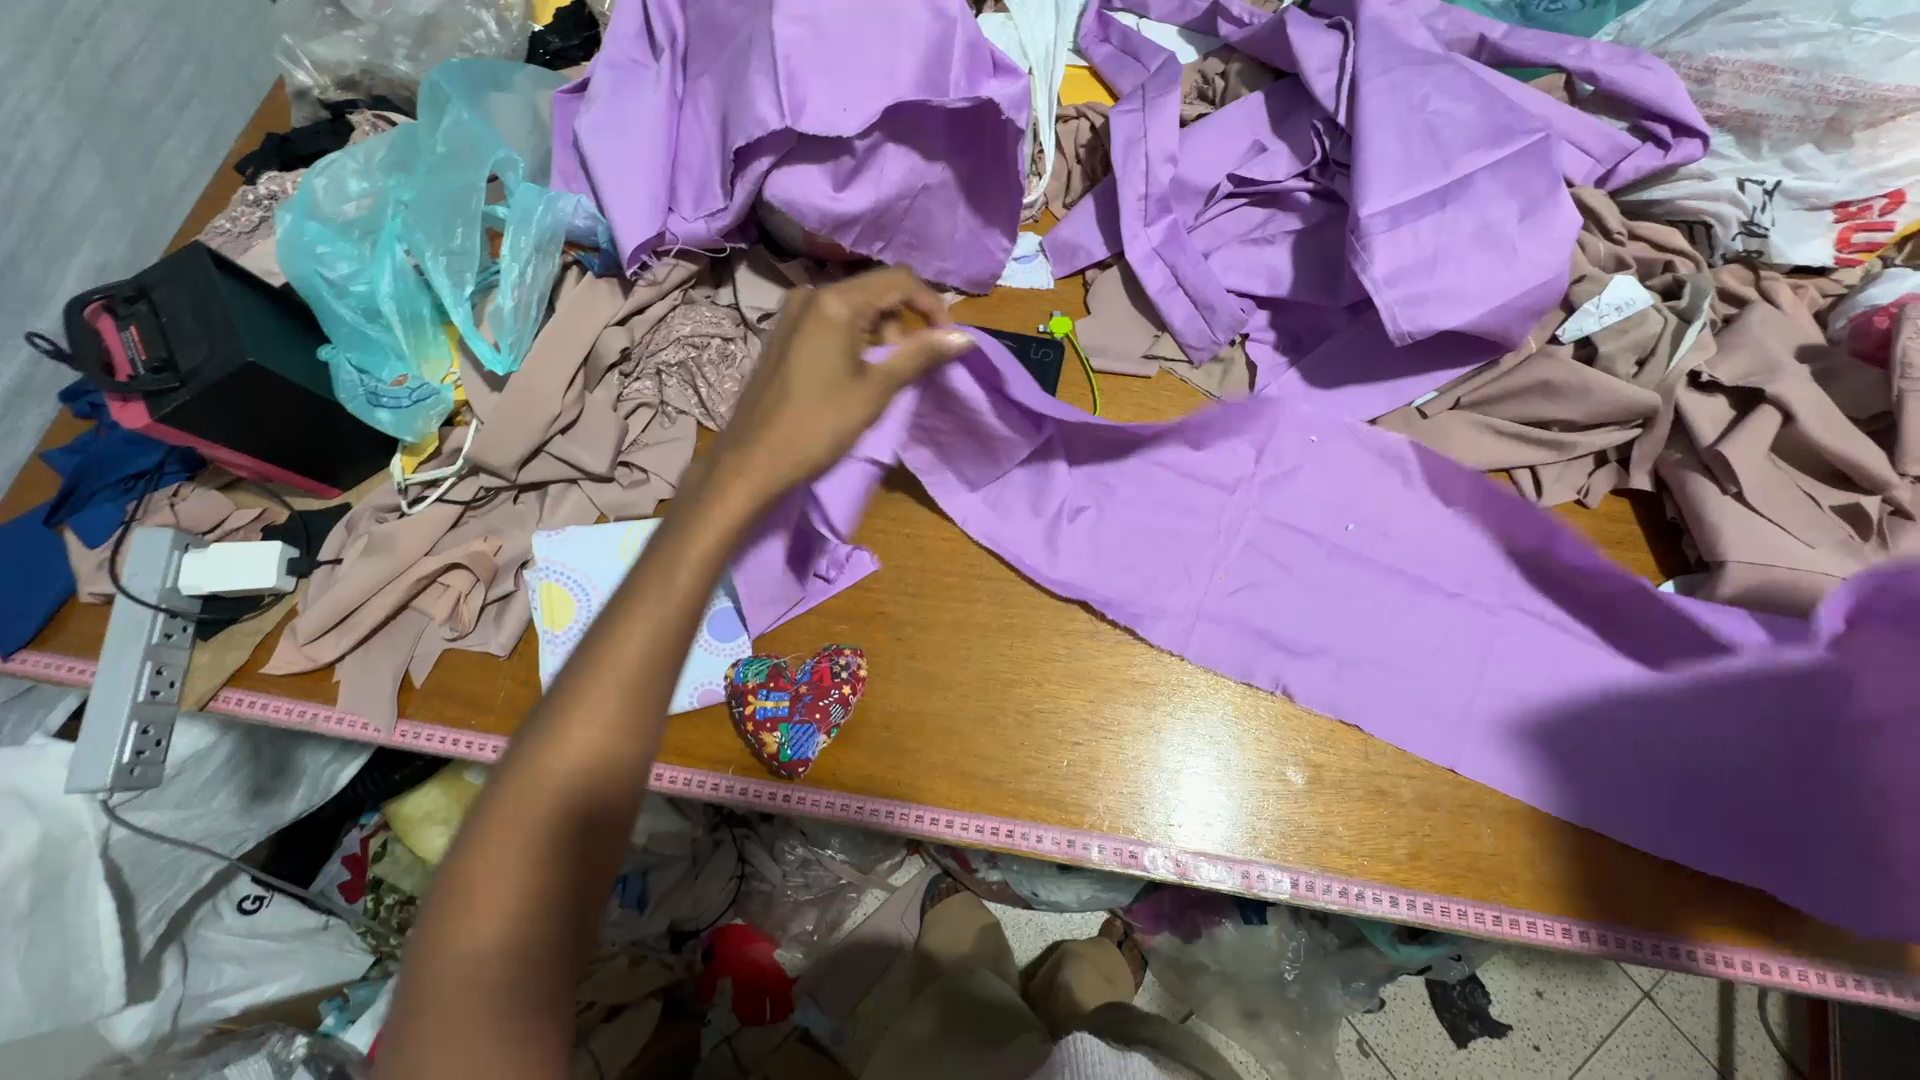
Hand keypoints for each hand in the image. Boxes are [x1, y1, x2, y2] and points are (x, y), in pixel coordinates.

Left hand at [701, 266, 974, 506]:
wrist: (753, 459)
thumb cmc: (819, 425)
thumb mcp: (876, 390)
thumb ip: (919, 356)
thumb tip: (964, 337)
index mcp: (835, 302)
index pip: (899, 279)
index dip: (931, 304)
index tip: (946, 339)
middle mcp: (811, 294)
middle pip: (875, 290)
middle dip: (903, 321)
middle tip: (911, 364)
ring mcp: (793, 312)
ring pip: (854, 306)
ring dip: (880, 332)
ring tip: (883, 375)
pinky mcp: (783, 332)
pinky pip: (831, 320)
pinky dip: (855, 337)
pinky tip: (855, 372)